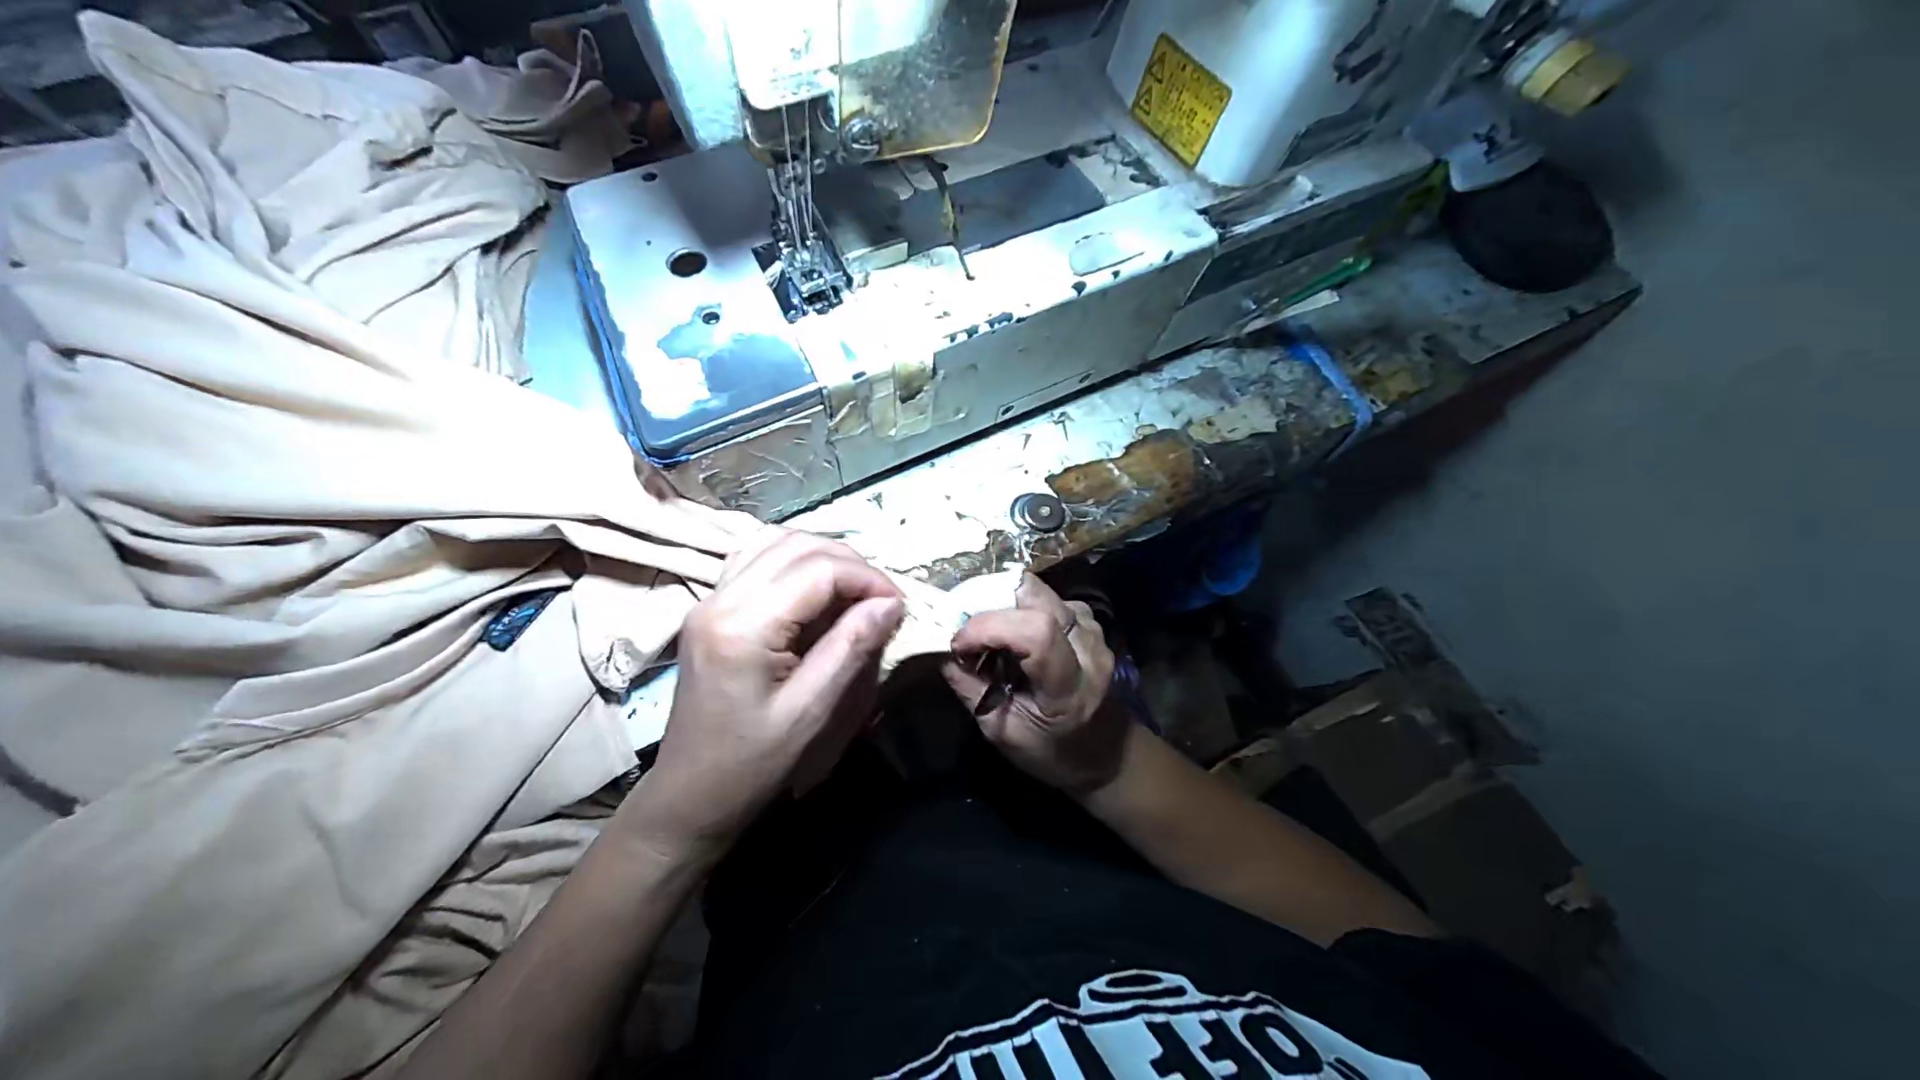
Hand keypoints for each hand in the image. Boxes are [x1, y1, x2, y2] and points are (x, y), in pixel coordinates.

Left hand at [624, 531, 905, 854]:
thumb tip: (892, 603)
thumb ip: (851, 648)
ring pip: (776, 541)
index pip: (818, 569)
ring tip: (854, 592)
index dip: (867, 578)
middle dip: (850, 564)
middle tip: (882, 600)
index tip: (899, 606)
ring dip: (823, 557)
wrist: (691, 793)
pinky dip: (794, 561)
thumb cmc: (753, 763)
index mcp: (742, 626)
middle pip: (797, 545)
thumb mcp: (811, 711)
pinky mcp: (710, 606)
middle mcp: (719, 598)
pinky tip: (815, 590)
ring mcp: (709, 598)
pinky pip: (756, 557)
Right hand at [943, 573, 1128, 796]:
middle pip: (1037, 598)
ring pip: (1040, 593)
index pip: (1037, 634)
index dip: (989, 627)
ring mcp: (1093, 632)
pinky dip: (1022, 608)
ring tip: (995, 636)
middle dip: (993, 605)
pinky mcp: (1090, 621)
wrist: (1104, 752)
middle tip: (973, 631)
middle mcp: (1088, 652)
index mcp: (1068, 690)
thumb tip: (941, 649)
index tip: (959, 644)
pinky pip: (1048, 598)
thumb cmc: (1049, 749)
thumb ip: (969, 687)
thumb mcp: (999, 730)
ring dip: (1008, 606)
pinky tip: (1017, 635)